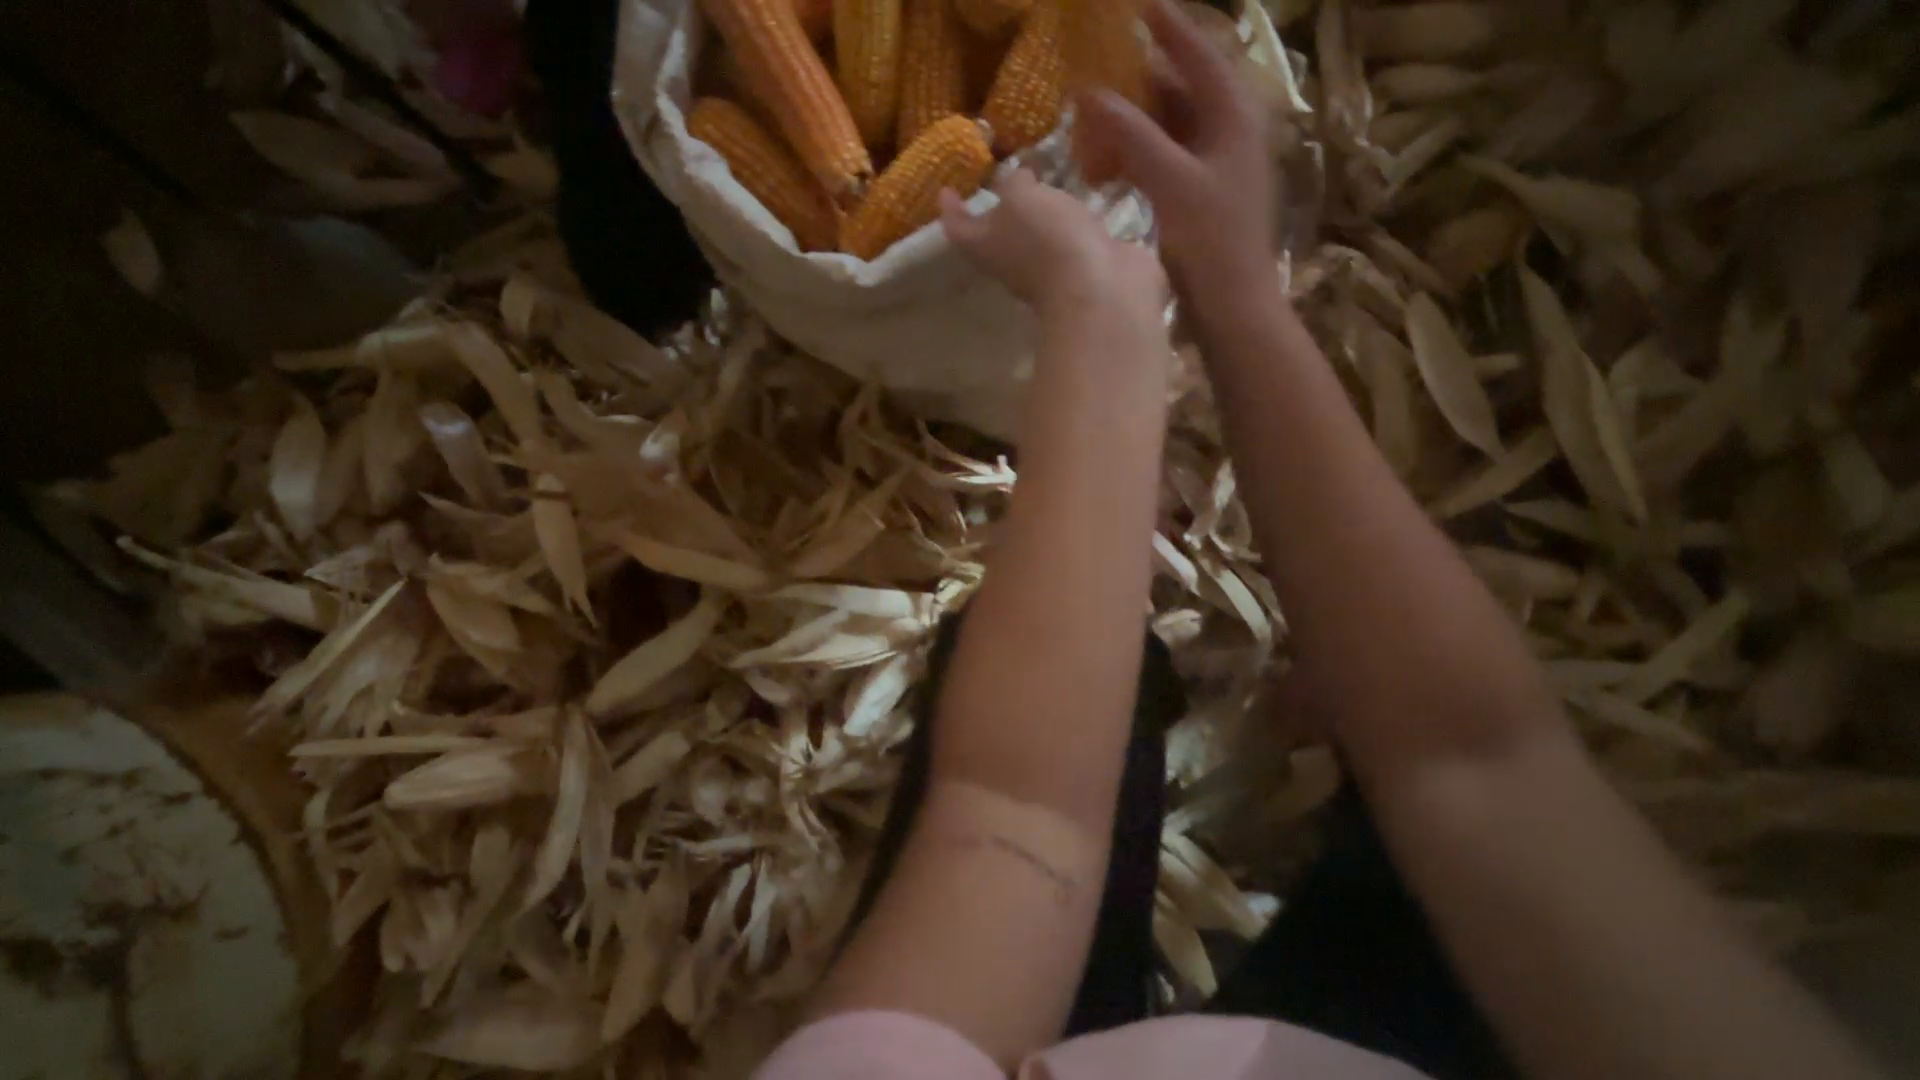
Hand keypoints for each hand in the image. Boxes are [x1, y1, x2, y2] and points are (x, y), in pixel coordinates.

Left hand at [941, 169, 1165, 321]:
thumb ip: (1013, 182)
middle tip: (1000, 180)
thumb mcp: (1020, 197)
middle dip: (995, 210)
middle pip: (993, 237)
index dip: (950, 208)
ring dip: (1035, 215)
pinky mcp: (1078, 267)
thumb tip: (1017, 179)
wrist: (1098, 288)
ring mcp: (1045, 269)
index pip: (956, 227)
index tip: (947, 188)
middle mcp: (1009, 262)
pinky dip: (1067, 221)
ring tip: (1042, 183)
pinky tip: (1075, 201)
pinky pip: (1066, 240)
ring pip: (1032, 238)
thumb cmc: (1046, 240)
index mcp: (983, 247)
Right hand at [1073, 0, 1276, 308]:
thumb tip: (1091, 92)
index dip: (1169, 27)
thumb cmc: (1211, 242)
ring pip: (1169, 128)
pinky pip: (1164, 160)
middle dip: (1138, 85)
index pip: (1199, 56)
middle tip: (1097, 76)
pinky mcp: (1201, 196)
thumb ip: (1132, 135)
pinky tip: (1106, 167)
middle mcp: (1228, 134)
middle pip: (1180, 91)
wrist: (1234, 307)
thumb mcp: (1169, 182)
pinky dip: (1136, 157)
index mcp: (1233, 118)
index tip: (1138, 4)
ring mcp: (1216, 166)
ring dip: (1132, 125)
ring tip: (1092, 123)